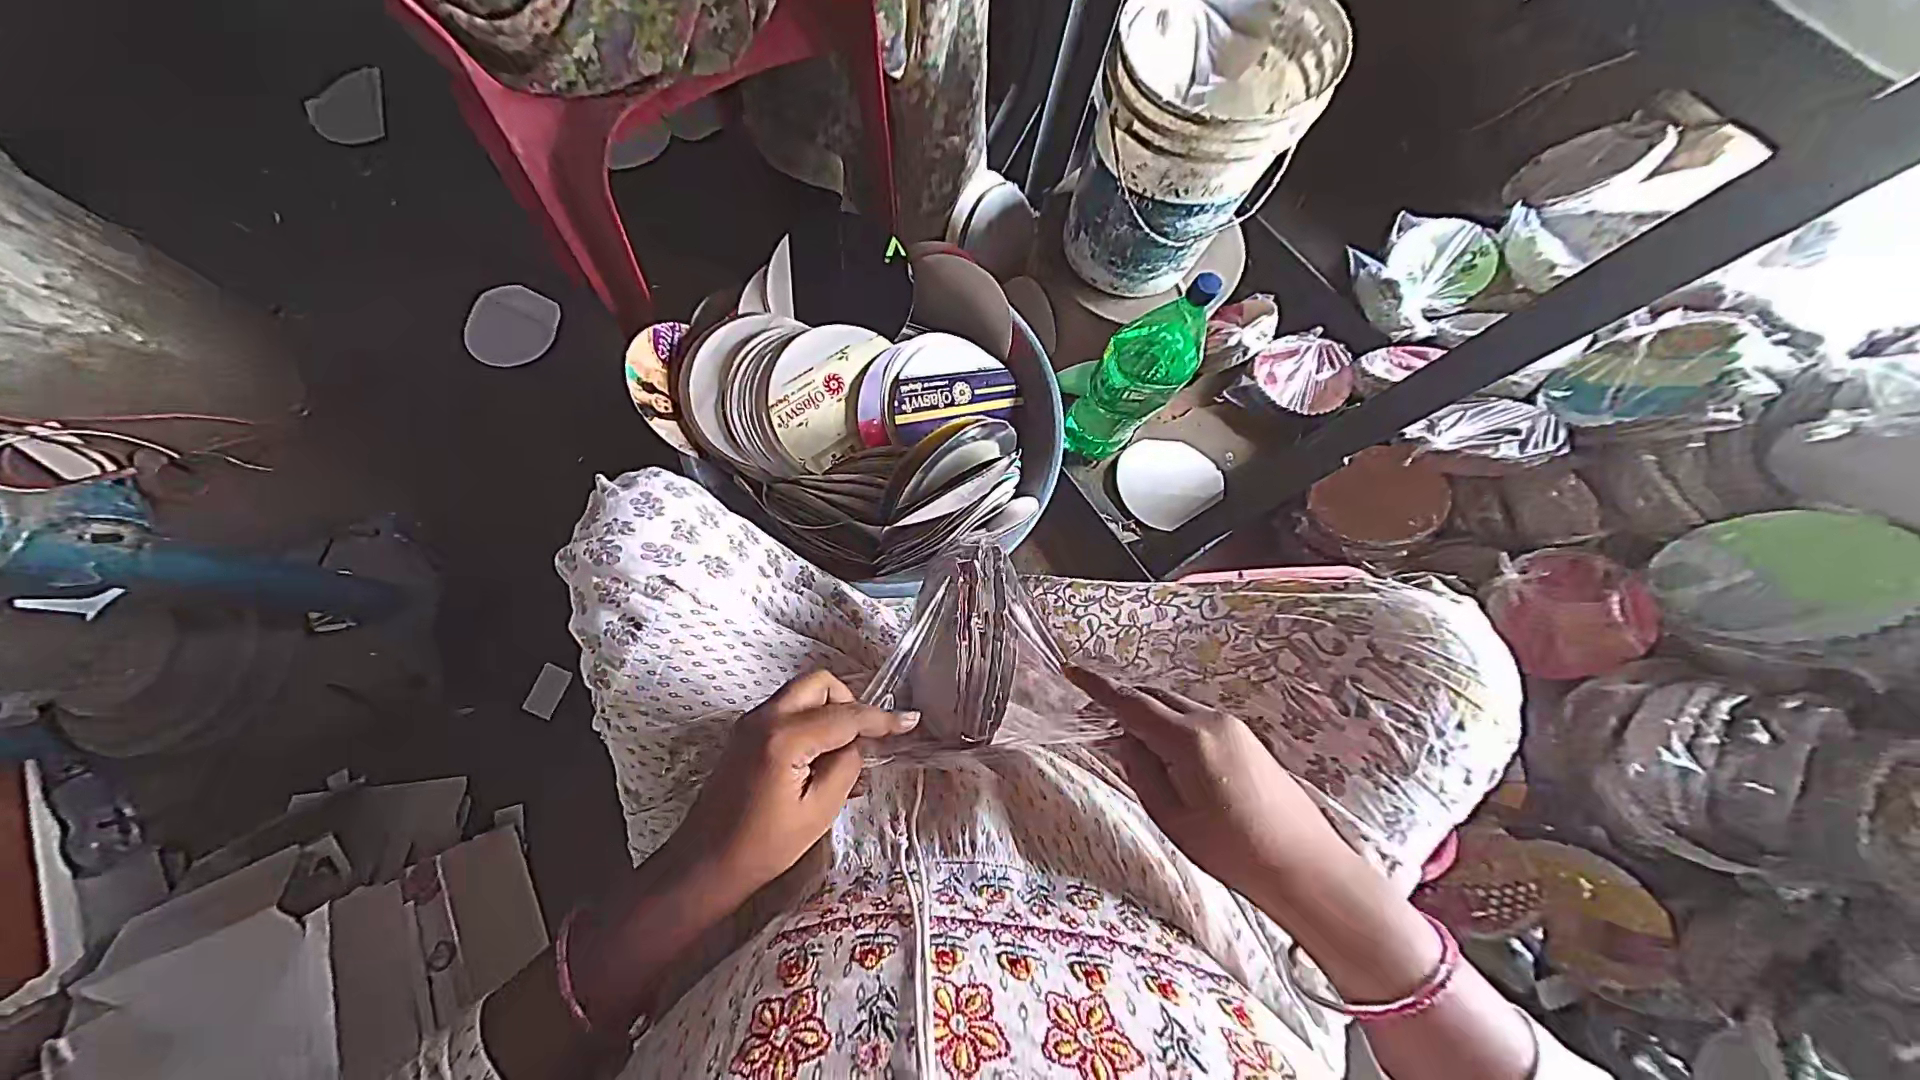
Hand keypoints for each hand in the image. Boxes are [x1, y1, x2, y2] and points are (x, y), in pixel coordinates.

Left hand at [662, 670, 918, 898]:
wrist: (704, 865)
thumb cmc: (763, 848)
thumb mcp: (818, 812)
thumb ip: (846, 766)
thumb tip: (858, 743)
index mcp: (784, 738)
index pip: (844, 716)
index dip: (881, 719)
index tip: (909, 721)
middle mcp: (765, 718)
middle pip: (820, 684)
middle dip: (849, 702)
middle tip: (864, 737)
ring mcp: (751, 722)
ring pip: (803, 692)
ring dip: (830, 710)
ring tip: (843, 752)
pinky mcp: (746, 733)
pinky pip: (789, 709)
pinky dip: (811, 719)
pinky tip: (820, 757)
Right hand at [1067, 666, 1356, 901]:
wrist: (1306, 867)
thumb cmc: (1233, 851)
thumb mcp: (1171, 815)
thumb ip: (1140, 769)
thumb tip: (1125, 739)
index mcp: (1188, 738)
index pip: (1130, 702)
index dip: (1097, 687)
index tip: (1071, 671)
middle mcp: (1210, 720)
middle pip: (1152, 696)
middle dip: (1120, 702)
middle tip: (1093, 721)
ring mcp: (1231, 725)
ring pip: (1173, 705)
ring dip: (1146, 714)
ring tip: (1127, 743)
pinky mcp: (1244, 737)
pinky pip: (1193, 718)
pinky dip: (1169, 724)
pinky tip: (1163, 752)